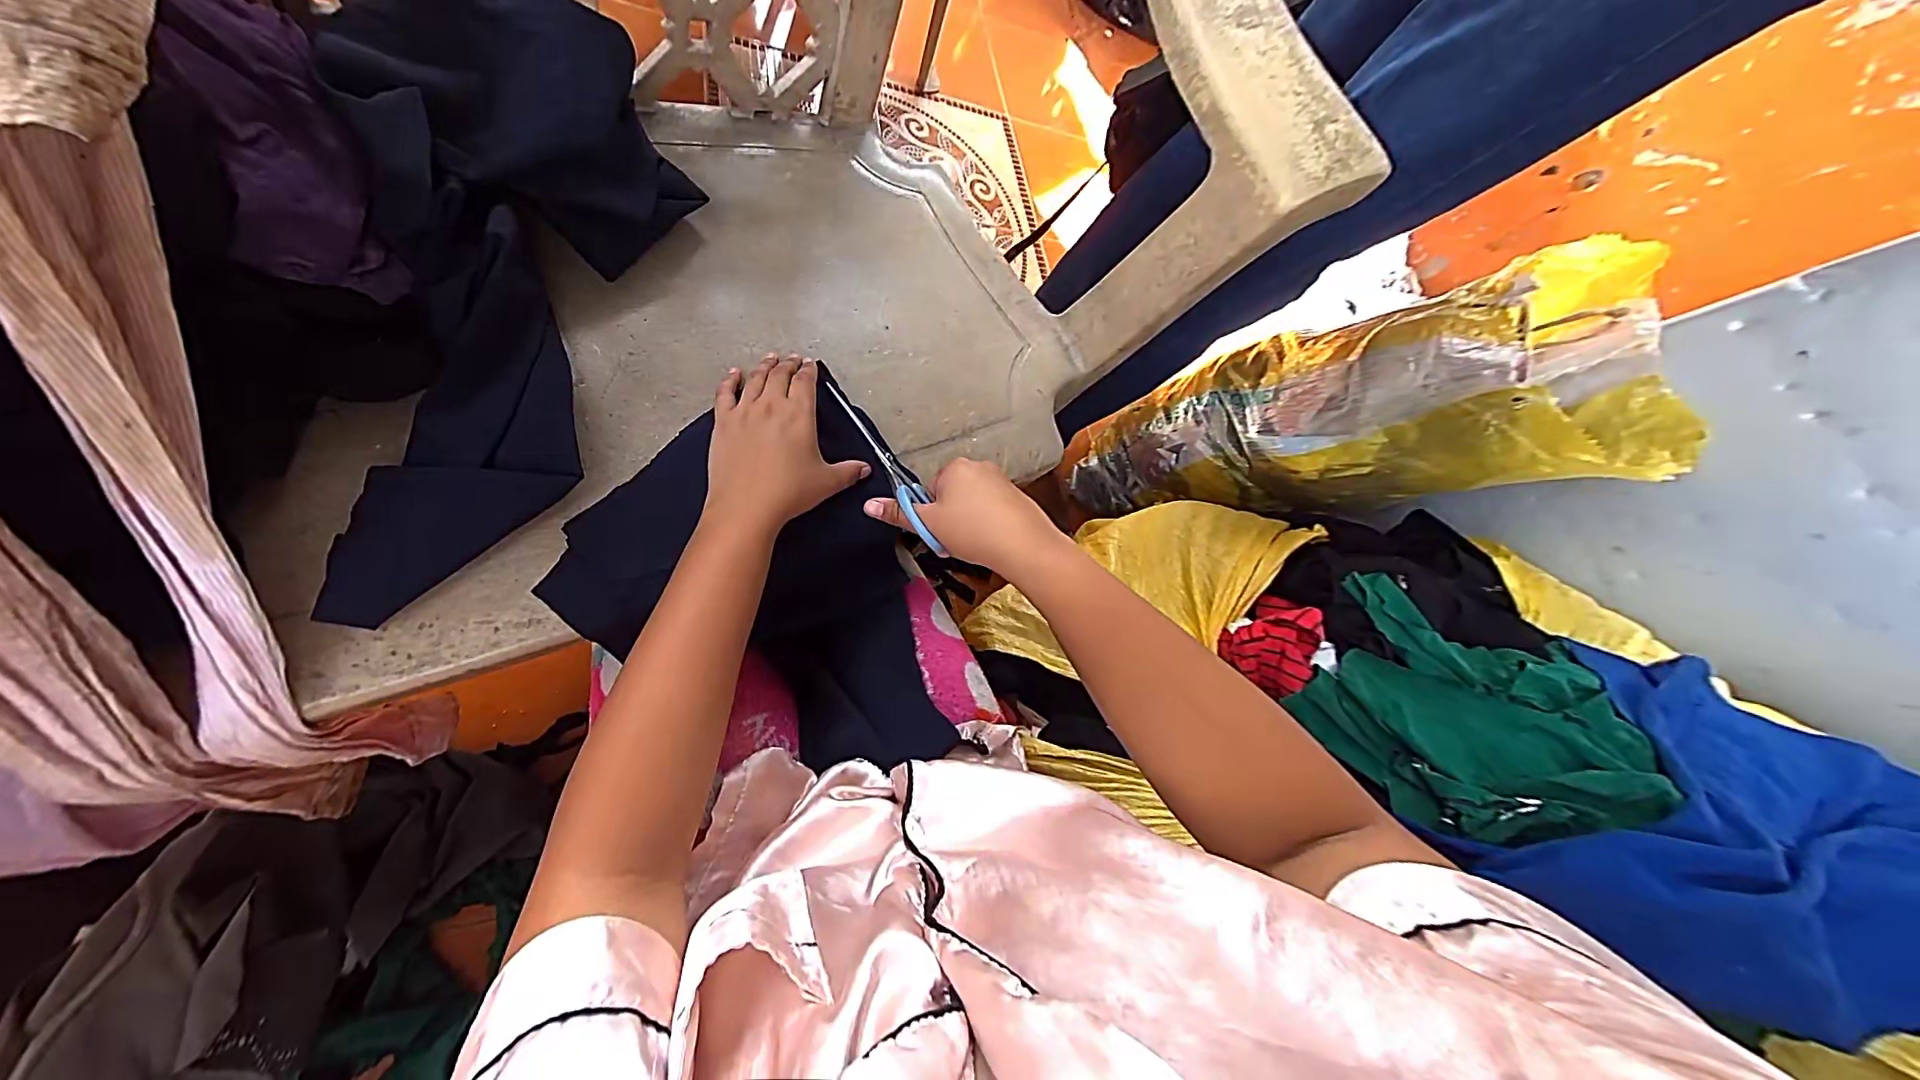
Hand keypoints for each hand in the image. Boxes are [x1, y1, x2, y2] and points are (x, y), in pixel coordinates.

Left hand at [704, 354, 869, 538]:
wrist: (746, 506)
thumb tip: (862, 469)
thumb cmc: (785, 493)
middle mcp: (771, 406)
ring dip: (763, 366)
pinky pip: (725, 393)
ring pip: (755, 379)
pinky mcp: (724, 423)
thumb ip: (848, 472)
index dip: (809, 370)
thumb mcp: (826, 482)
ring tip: (769, 360)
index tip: (810, 365)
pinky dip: (730, 380)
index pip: (805, 382)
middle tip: (791, 359)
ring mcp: (745, 412)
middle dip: (788, 364)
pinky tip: (733, 374)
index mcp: (799, 415)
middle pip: (779, 374)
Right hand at [862, 457, 1072, 579]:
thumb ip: (899, 513)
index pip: (931, 489)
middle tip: (954, 540)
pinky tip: (991, 542)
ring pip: (973, 504)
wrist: (1023, 545)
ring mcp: (1001, 480)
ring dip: (968, 523)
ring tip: (974, 544)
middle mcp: (978, 466)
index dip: (931, 514)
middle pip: (952, 495)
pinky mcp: (1017, 497)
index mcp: (954, 467)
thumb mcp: (929, 524)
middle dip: (950, 518)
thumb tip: (869, 505)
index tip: (938, 531)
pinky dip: (989, 524)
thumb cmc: (972, 531)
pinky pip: (993, 509)